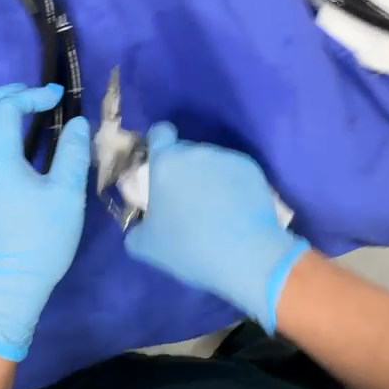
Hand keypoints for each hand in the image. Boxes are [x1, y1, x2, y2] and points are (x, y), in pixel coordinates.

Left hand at [0, 83, 91, 360]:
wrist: (10, 284)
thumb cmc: (41, 237)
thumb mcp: (67, 192)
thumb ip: (72, 151)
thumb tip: (77, 122)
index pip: (8, 107)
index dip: (33, 96)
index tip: (59, 97)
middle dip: (2, 95)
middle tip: (32, 96)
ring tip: (18, 113)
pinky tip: (6, 142)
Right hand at [122, 123, 308, 332]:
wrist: (245, 255)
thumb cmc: (189, 247)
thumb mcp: (147, 246)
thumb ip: (137, 229)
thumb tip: (140, 226)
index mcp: (166, 162)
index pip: (160, 133)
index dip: (159, 144)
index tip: (161, 165)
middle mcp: (195, 152)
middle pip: (186, 151)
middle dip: (184, 170)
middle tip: (187, 201)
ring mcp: (225, 158)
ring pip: (211, 162)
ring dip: (209, 178)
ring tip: (216, 210)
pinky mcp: (251, 168)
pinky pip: (234, 171)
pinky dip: (233, 185)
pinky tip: (236, 211)